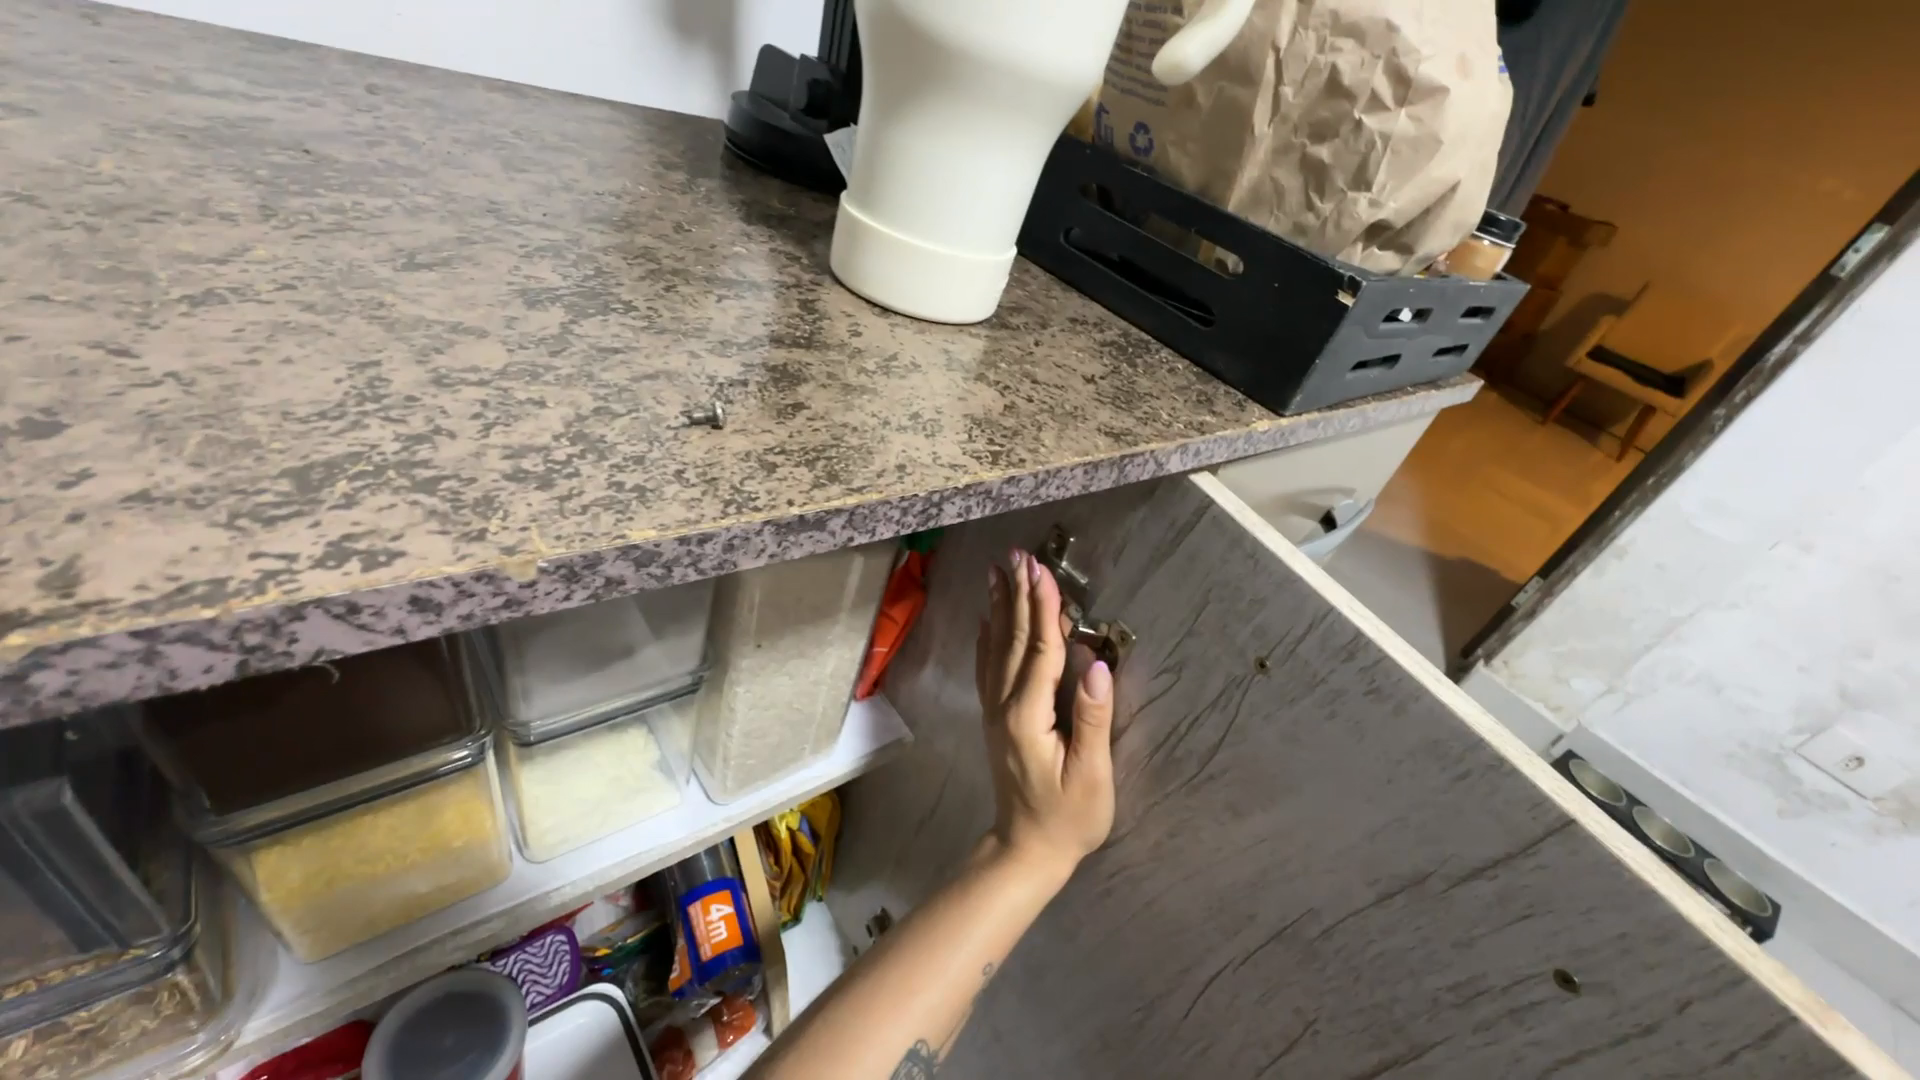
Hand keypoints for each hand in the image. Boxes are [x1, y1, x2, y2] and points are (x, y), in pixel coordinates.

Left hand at [975, 547, 1115, 883]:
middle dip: (1019, 595)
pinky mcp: (994, 717)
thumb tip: (1099, 666)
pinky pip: (987, 667)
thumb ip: (1093, 720)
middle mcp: (1004, 705)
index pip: (1040, 652)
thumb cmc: (1068, 818)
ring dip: (1000, 607)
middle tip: (1018, 555)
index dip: (1043, 609)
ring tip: (998, 572)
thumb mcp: (1092, 776)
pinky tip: (987, 618)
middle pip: (1014, 640)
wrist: (1025, 849)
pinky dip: (988, 637)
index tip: (1042, 571)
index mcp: (1029, 716)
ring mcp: (994, 710)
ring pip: (996, 648)